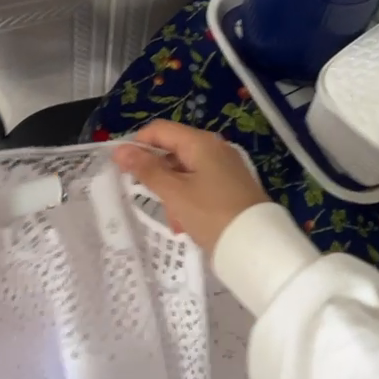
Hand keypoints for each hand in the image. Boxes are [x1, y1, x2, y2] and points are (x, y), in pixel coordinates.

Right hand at [111, 119, 268, 257]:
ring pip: (185, 172)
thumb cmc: (212, 214)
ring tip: (175, 220)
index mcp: (200, 142)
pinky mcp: (232, 187)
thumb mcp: (174, 193)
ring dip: (173, 193)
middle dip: (158, 175)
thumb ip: (147, 170)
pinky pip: (201, 185)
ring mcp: (226, 167)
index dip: (138, 144)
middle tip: (151, 199)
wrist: (258, 248)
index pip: (159, 130)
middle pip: (173, 151)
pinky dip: (189, 200)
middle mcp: (215, 148)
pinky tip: (187, 224)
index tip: (123, 168)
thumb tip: (120, 150)